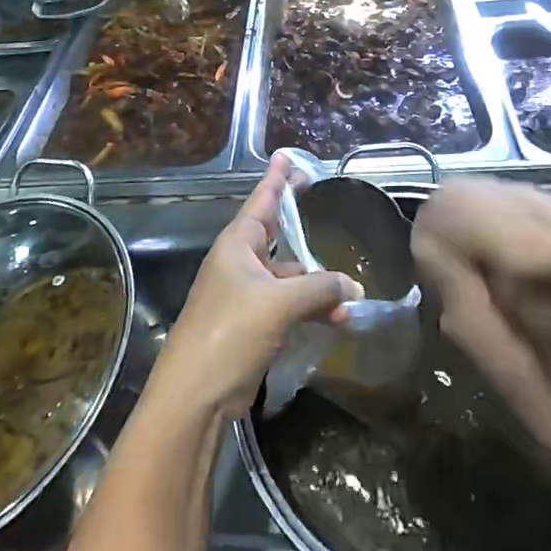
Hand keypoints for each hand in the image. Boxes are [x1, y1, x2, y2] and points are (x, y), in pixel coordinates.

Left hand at [150, 156, 362, 418]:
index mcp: (236, 246)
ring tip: (350, 296)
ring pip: (288, 278)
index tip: (287, 155)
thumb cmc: (230, 333)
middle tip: (325, 201)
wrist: (195, 395)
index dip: (276, 178)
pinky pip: (287, 306)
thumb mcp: (279, 303)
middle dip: (303, 227)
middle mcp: (238, 265)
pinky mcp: (250, 326)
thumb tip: (354, 288)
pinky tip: (336, 320)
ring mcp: (243, 296)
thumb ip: (320, 288)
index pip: (261, 201)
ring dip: (317, 284)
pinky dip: (310, 310)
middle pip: (277, 237)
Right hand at [411, 179, 550, 526]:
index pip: (453, 211)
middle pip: (471, 197)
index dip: (441, 263)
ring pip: (503, 205)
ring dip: (500, 262)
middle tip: (507, 330)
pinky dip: (533, 260)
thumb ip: (496, 344)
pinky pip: (542, 220)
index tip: (475, 321)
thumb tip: (442, 283)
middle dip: (466, 260)